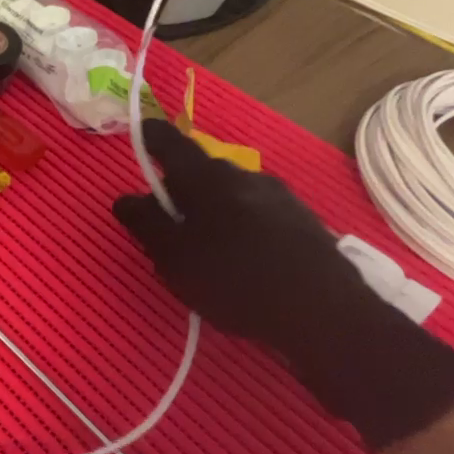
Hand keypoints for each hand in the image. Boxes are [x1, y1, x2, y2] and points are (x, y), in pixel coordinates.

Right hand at [113, 120, 453, 450]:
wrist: (327, 316)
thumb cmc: (234, 281)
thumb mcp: (172, 257)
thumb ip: (144, 223)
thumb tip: (126, 198)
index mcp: (206, 178)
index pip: (170, 141)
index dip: (149, 137)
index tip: (137, 138)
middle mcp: (244, 176)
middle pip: (200, 170)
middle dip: (179, 189)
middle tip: (165, 224)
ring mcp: (280, 198)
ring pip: (231, 193)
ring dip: (212, 210)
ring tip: (205, 249)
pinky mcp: (304, 223)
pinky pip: (257, 213)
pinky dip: (240, 226)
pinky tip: (242, 261)